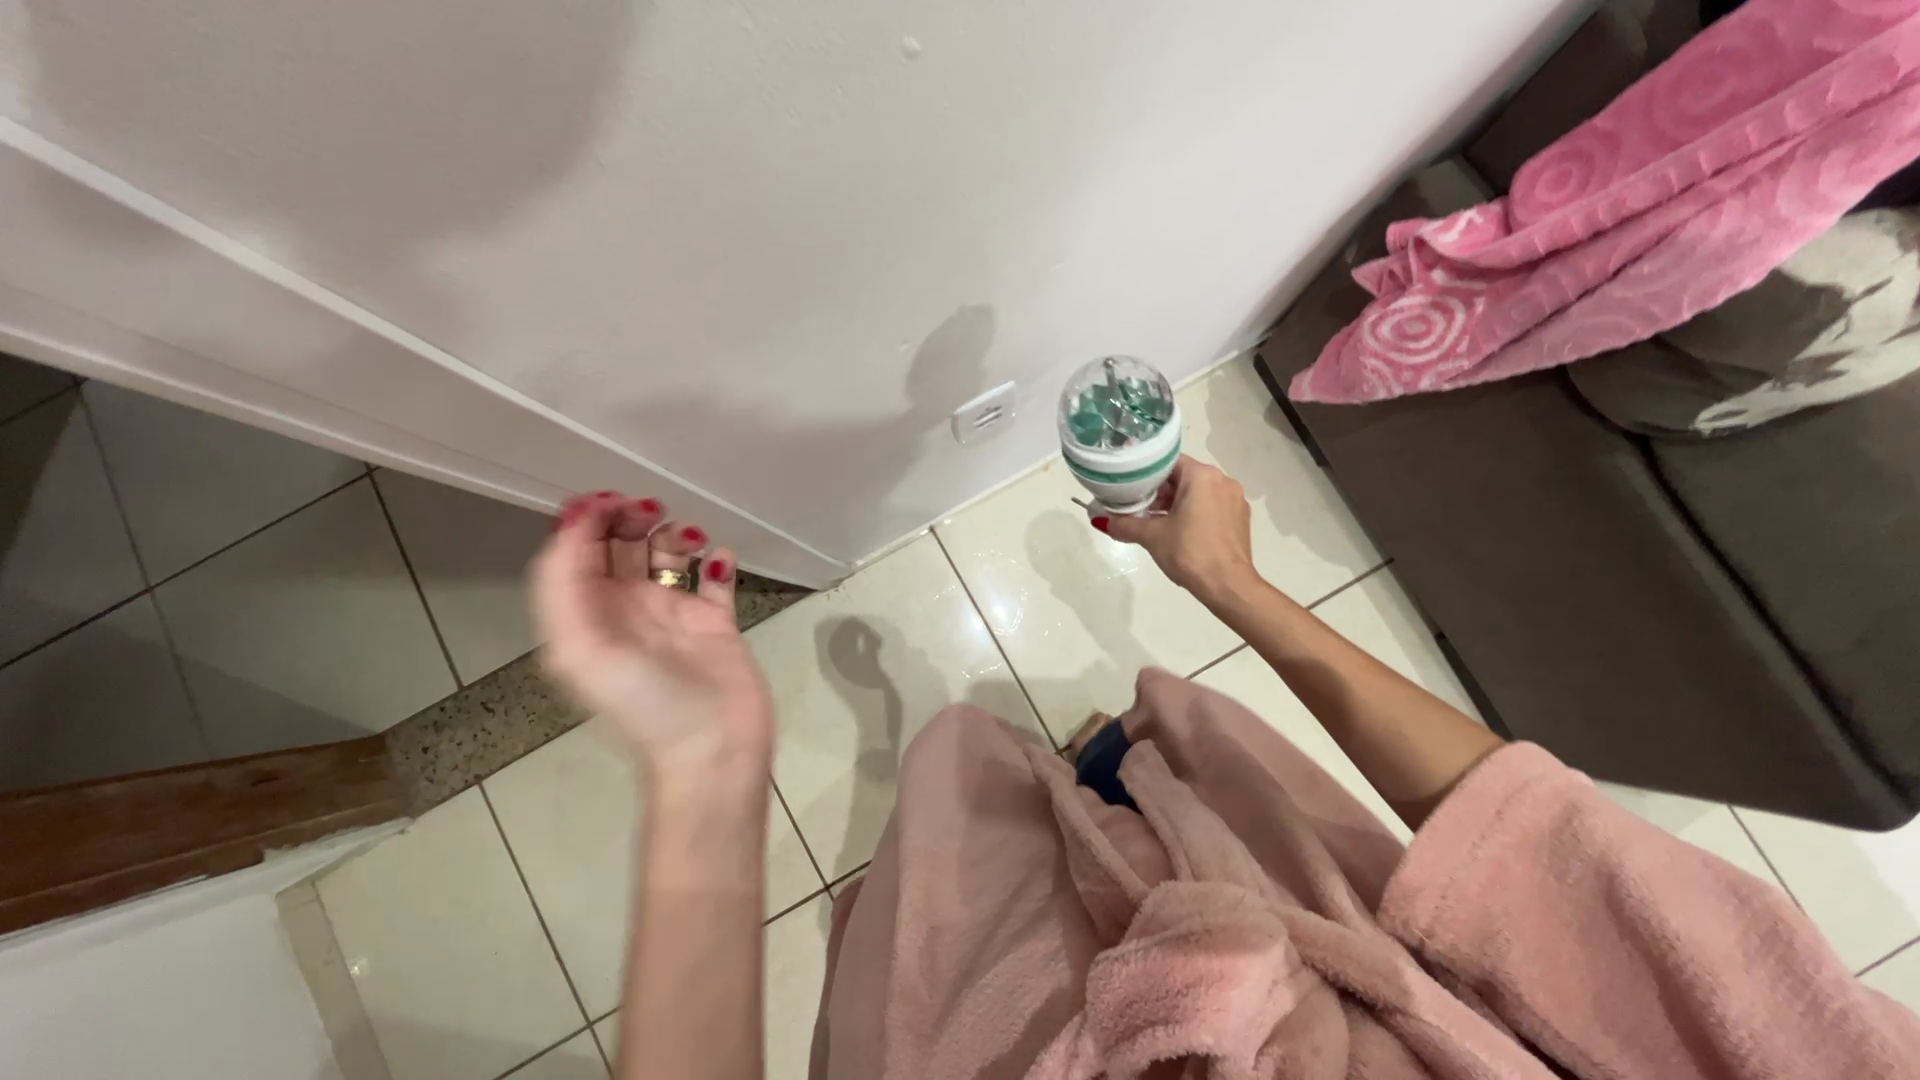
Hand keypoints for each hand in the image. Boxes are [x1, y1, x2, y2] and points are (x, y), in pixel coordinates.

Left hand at [531, 493, 772, 776]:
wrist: (711, 752)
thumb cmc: (644, 704)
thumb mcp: (580, 648)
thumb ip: (563, 581)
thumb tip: (574, 519)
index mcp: (587, 615)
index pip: (577, 551)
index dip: (587, 518)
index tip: (612, 499)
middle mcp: (626, 610)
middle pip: (622, 545)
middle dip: (632, 517)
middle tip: (653, 510)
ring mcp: (674, 616)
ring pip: (668, 554)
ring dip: (675, 533)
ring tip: (689, 538)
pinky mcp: (716, 624)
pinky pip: (714, 578)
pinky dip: (717, 559)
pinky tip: (719, 559)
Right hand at [1095, 456, 1260, 604]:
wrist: (1227, 585)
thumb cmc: (1189, 552)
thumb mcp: (1152, 536)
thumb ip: (1125, 524)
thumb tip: (1100, 521)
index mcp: (1202, 476)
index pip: (1168, 463)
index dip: (1146, 474)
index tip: (1131, 488)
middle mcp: (1223, 481)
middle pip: (1184, 478)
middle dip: (1160, 492)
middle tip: (1138, 507)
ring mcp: (1234, 500)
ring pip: (1198, 493)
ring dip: (1176, 504)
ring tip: (1155, 522)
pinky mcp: (1240, 519)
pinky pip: (1211, 507)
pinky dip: (1194, 514)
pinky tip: (1179, 532)